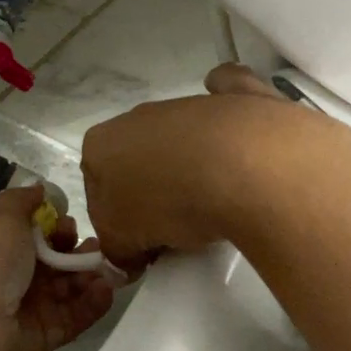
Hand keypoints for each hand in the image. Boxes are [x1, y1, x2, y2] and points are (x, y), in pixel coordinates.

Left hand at [0, 185, 114, 350]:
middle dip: (80, 253)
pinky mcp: (49, 333)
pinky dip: (93, 303)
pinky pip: (77, 316)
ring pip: (71, 289)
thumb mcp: (4, 218)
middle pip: (56, 264)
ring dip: (92, 276)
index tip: (71, 224)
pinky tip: (106, 288)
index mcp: (1, 248)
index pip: (35, 237)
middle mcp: (16, 276)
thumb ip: (22, 201)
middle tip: (99, 246)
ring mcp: (32, 306)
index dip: (56, 229)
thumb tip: (38, 188)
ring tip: (112, 266)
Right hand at [80, 63, 350, 266]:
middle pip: (136, 159)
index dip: (116, 220)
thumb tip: (126, 258)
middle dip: (149, 188)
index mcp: (100, 145)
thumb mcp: (125, 241)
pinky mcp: (242, 98)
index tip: (141, 246)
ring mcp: (189, 103)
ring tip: (219, 200)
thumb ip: (115, 250)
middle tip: (176, 228)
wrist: (254, 170)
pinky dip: (227, 102)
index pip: (97, 188)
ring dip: (188, 160)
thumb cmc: (172, 202)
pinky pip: (226, 91)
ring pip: (179, 135)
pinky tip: (237, 127)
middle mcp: (136, 117)